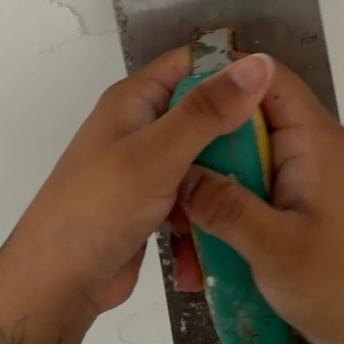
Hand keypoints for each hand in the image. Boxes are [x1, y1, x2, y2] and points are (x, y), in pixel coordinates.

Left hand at [0, 47, 274, 318]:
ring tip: (270, 186)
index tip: (280, 92)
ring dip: (226, 173)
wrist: (59, 280)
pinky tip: (237, 219)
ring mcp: (144, 170)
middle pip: (201, 114)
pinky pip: (191, 195)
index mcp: (132, 101)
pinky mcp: (150, 205)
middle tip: (284, 148)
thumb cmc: (100, 208)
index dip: (233, 71)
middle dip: (238, 130)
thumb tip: (259, 63)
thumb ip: (207, 112)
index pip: (190, 65)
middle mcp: (138, 128)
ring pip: (200, 159)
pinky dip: (208, 205)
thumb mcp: (157, 153)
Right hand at [176, 60, 343, 343]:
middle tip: (167, 183)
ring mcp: (309, 180)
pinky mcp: (303, 207)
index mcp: (317, 144)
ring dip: (212, 193)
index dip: (221, 81)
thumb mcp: (274, 249)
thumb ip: (224, 206)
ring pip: (245, 165)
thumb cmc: (340, 289)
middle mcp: (315, 151)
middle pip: (247, 125)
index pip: (268, 80)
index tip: (173, 109)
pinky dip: (228, 215)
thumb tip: (178, 171)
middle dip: (204, 153)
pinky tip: (205, 249)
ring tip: (182, 230)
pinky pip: (255, 194)